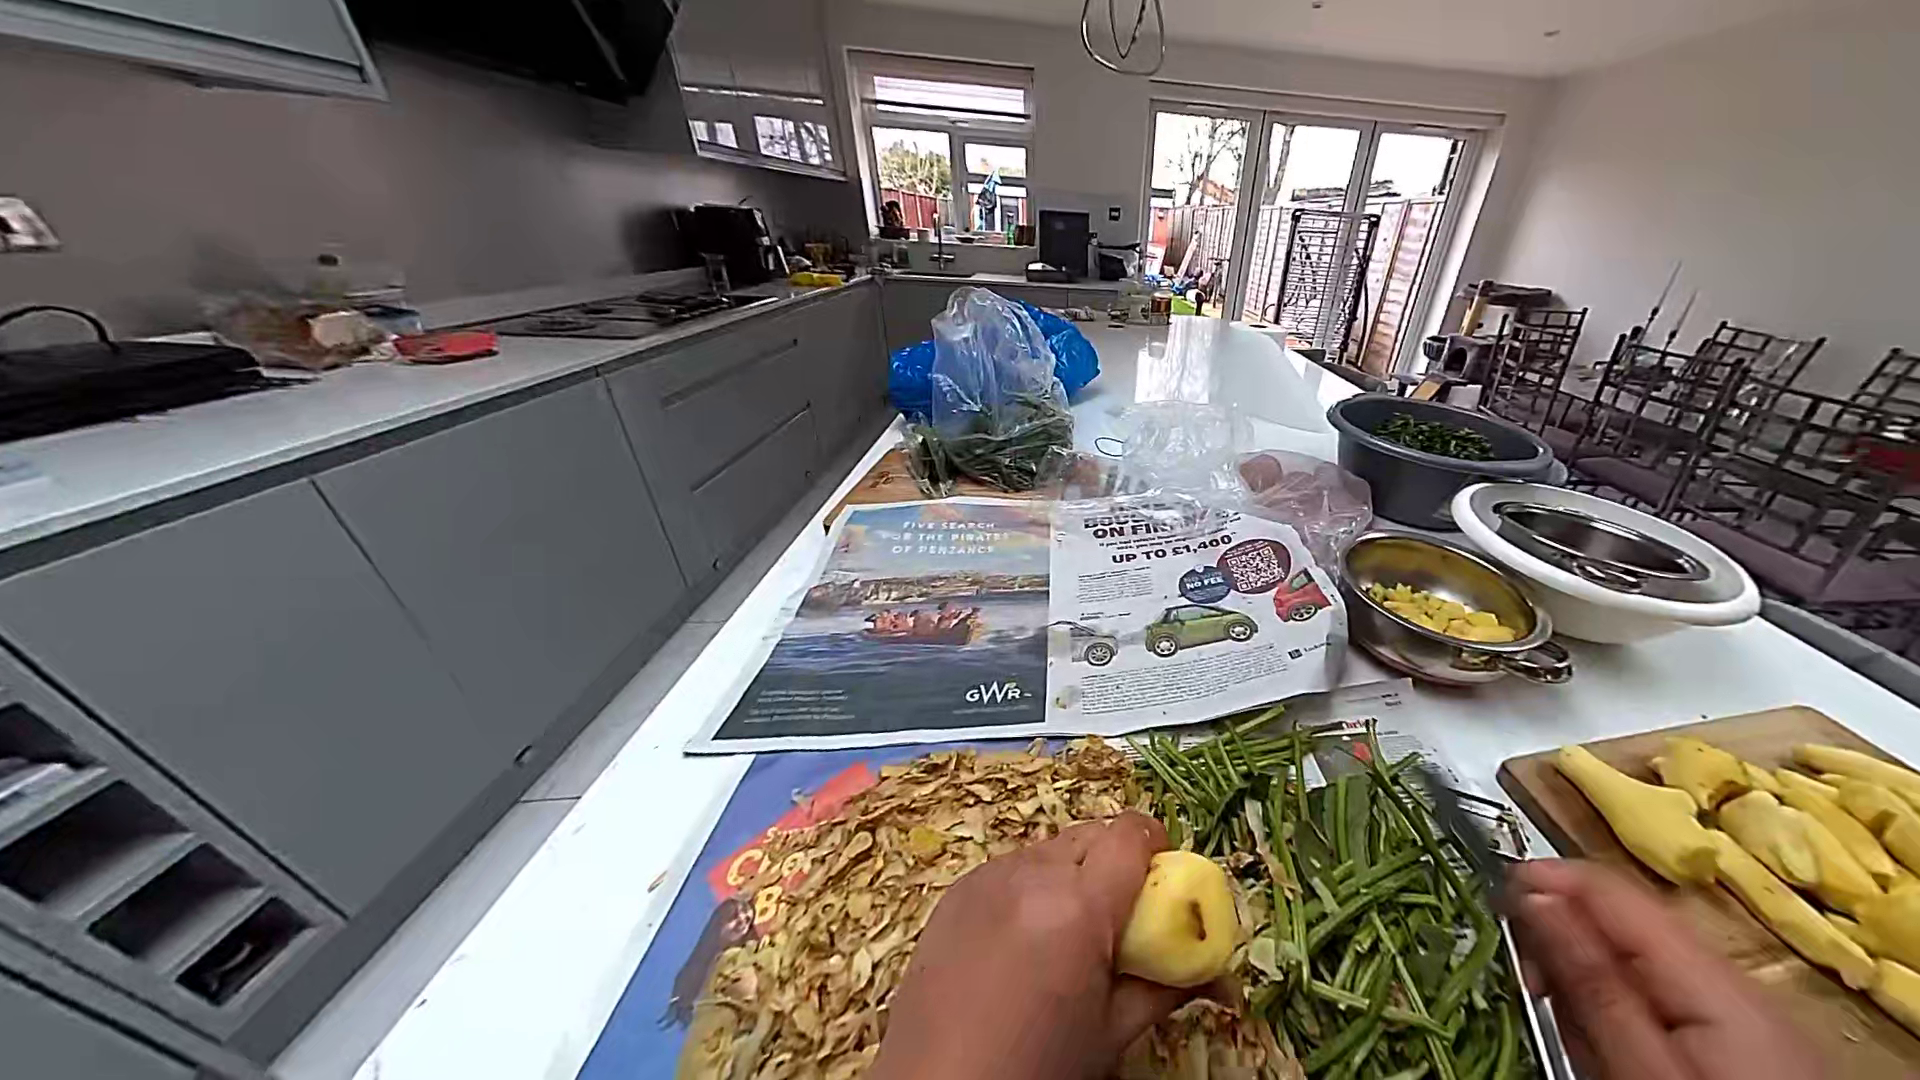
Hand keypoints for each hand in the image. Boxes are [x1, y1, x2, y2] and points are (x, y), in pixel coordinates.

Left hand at [868, 812, 1192, 1079]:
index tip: (1164, 879)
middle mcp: (1030, 873)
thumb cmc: (1036, 1067)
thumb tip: (1215, 973)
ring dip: (1072, 872)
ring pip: (1050, 848)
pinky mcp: (958, 886)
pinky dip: (1032, 884)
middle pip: (1090, 835)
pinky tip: (1024, 937)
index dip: (1155, 846)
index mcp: (1076, 905)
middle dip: (1116, 861)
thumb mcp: (1111, 1033)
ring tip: (1068, 931)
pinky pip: (1012, 866)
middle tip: (1121, 915)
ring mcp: (988, 874)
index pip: (1129, 835)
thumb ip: (1165, 988)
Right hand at [1508, 859, 1827, 1079]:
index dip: (1539, 876)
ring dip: (1580, 977)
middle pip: (1610, 917)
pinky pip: (1646, 987)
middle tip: (1529, 982)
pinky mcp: (1729, 1033)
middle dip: (1556, 940)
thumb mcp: (1637, 1063)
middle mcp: (1727, 979)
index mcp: (1712, 979)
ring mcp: (1733, 1008)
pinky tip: (1605, 1040)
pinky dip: (1610, 1003)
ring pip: (1621, 953)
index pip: (1604, 884)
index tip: (1491, 895)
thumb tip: (1529, 892)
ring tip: (1573, 1029)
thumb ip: (1587, 974)